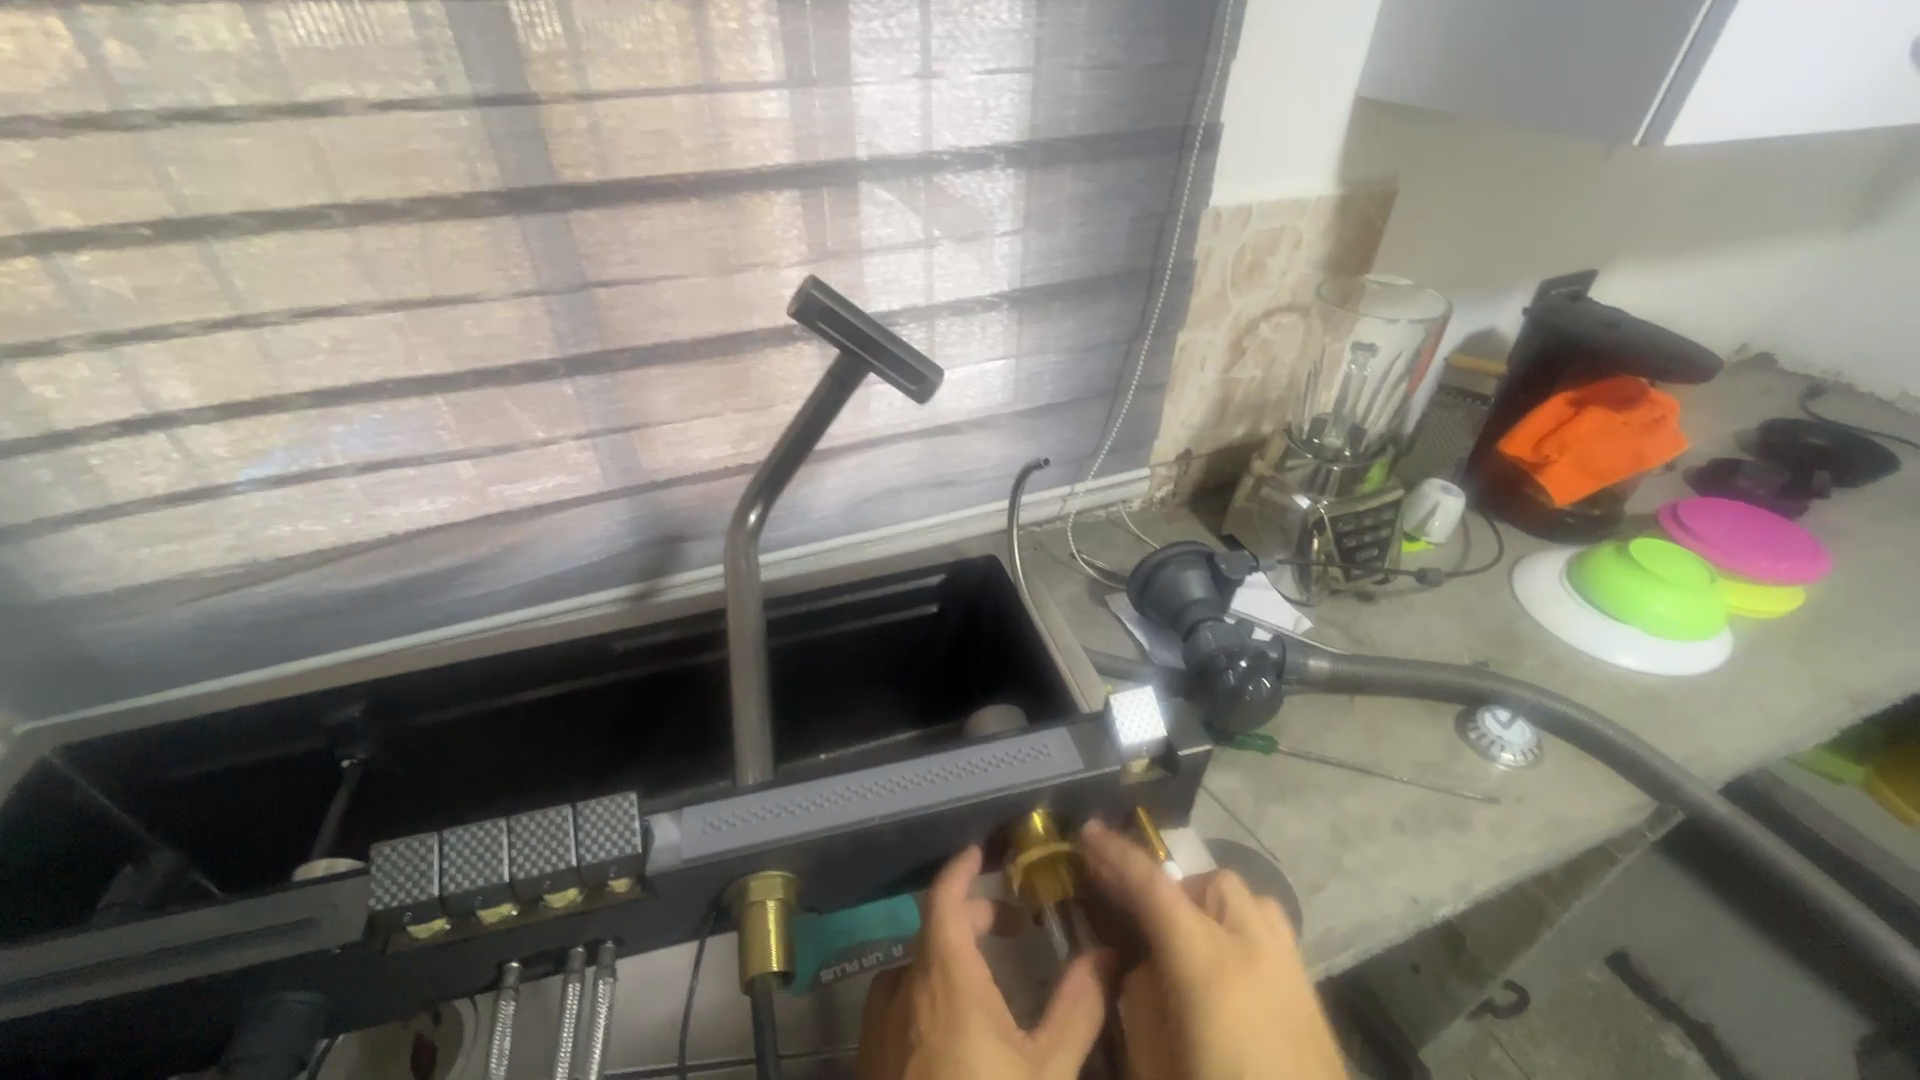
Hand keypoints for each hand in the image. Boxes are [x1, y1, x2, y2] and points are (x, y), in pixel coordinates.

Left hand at [858, 846, 1109, 1079]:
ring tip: (987, 977)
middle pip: (934, 930)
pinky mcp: (871, 1058)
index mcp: (946, 978)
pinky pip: (897, 1002)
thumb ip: (1079, 1006)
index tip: (981, 852)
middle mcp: (904, 989)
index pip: (944, 900)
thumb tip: (1107, 955)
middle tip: (1012, 927)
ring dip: (948, 956)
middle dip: (973, 916)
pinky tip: (952, 1027)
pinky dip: (927, 989)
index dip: (961, 869)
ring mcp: (880, 1026)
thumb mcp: (1048, 1068)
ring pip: (914, 967)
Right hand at [1079, 820, 1344, 1079]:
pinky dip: (1241, 928)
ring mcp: (1290, 966)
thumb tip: (1146, 962)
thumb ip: (1142, 997)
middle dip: (1171, 889)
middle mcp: (1253, 947)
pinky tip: (1231, 967)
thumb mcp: (1154, 1061)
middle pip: (1209, 882)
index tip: (1089, 832)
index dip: (1117, 855)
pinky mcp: (1311, 991)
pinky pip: (1270, 930)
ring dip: (1211, 905)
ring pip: (1248, 899)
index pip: (1152, 887)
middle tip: (1143, 923)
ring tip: (1189, 939)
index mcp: (1206, 962)